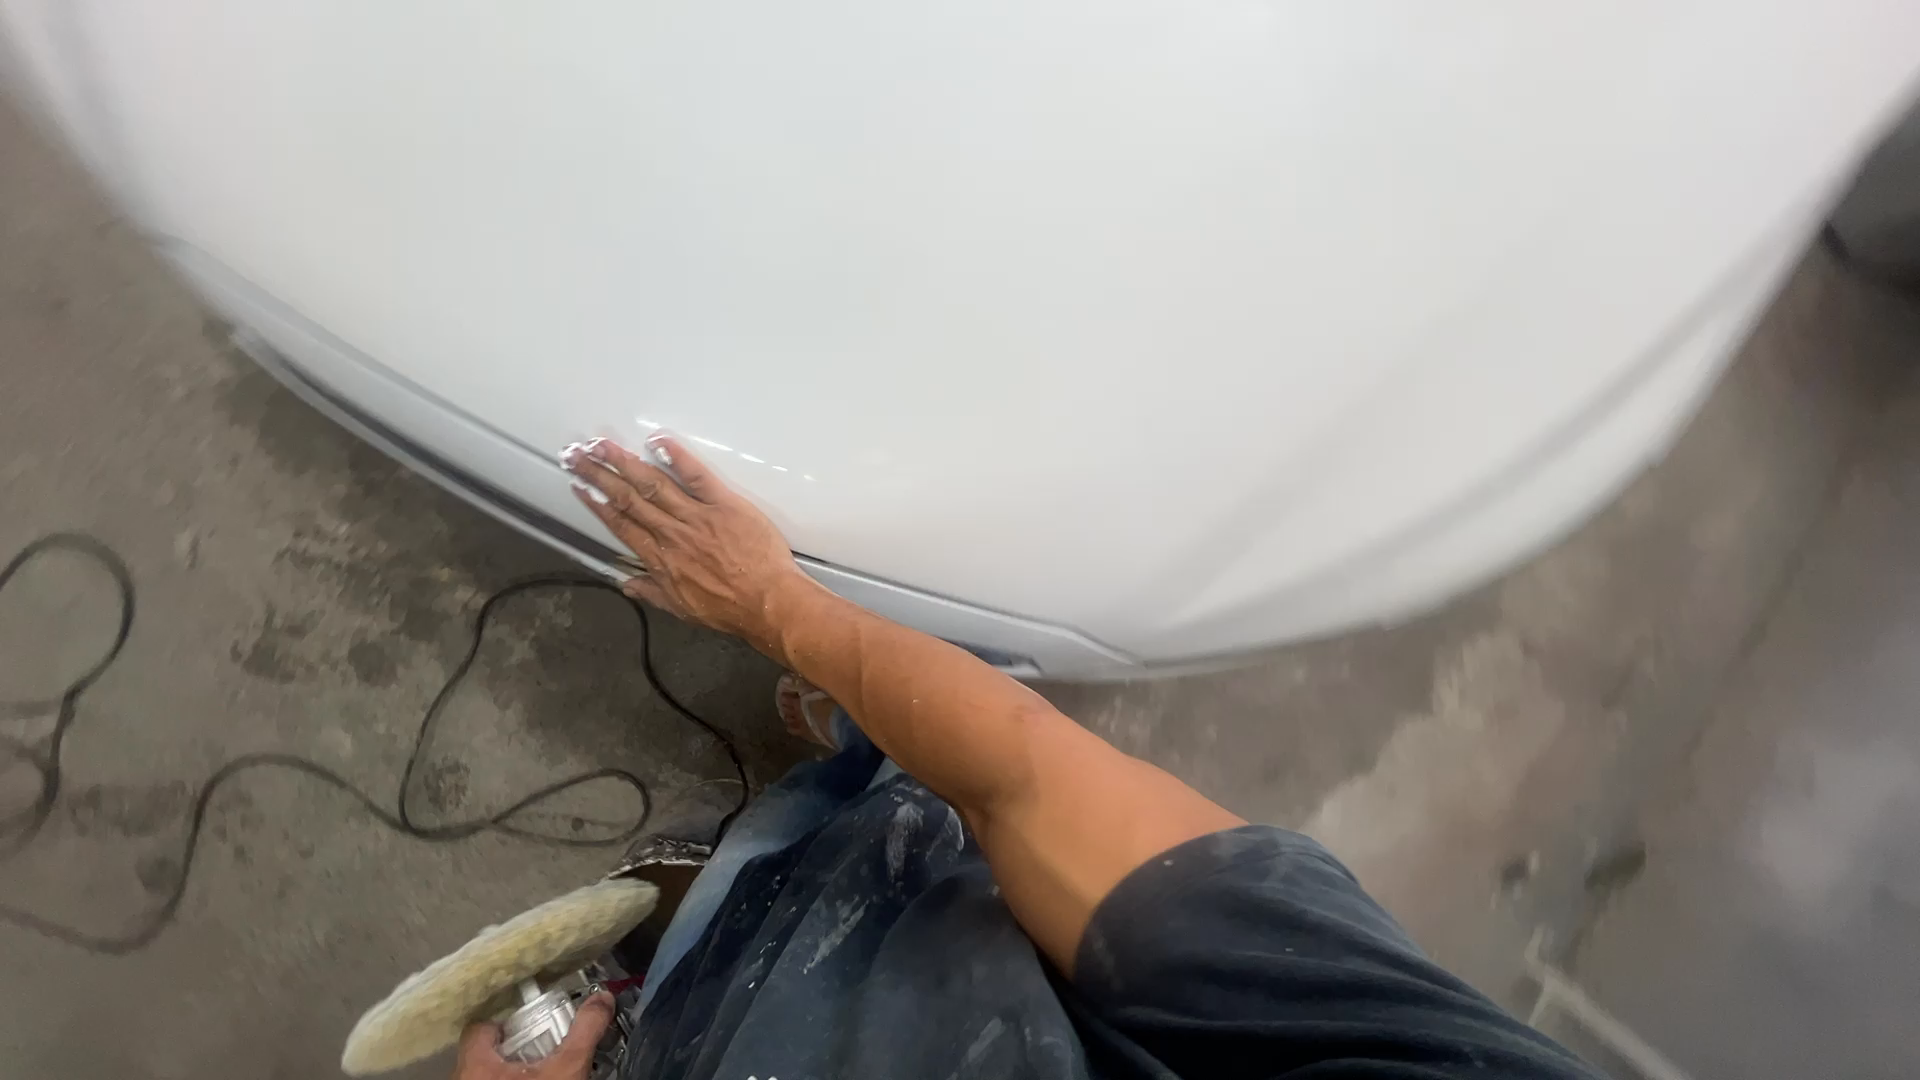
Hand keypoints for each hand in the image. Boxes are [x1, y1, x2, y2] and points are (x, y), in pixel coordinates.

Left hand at [451, 992, 613, 1079]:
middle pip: (486, 1054)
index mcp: (474, 1068)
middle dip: (518, 1049)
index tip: (535, 1022)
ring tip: (546, 1075)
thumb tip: (601, 997)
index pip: (480, 1027)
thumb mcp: (569, 1068)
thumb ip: (586, 1029)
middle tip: (548, 1050)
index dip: (508, 1020)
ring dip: (516, 1074)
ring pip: (489, 1079)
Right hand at [561, 434, 817, 649]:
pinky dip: (678, 457)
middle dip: (600, 474)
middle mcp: (672, 533)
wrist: (767, 602)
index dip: (598, 503)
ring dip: (625, 461)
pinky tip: (660, 442)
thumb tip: (629, 586)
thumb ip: (653, 592)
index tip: (581, 486)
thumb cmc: (731, 608)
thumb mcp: (683, 609)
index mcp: (660, 558)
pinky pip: (698, 476)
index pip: (620, 524)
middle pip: (628, 498)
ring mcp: (698, 516)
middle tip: (577, 455)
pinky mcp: (725, 505)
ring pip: (653, 483)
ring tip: (602, 445)